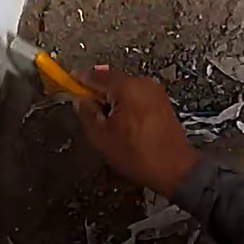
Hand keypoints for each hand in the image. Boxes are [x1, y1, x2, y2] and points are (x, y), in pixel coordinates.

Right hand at [74, 67, 200, 198]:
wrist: (174, 169)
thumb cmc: (138, 155)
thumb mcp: (101, 137)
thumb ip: (87, 113)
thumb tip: (80, 100)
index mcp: (127, 88)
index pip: (97, 75)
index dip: (80, 78)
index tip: (69, 81)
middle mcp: (143, 83)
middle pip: (112, 79)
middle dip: (97, 91)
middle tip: (85, 107)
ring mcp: (155, 91)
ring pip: (124, 87)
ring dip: (111, 97)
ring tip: (104, 119)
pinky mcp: (161, 101)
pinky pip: (136, 95)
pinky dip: (125, 102)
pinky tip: (121, 121)